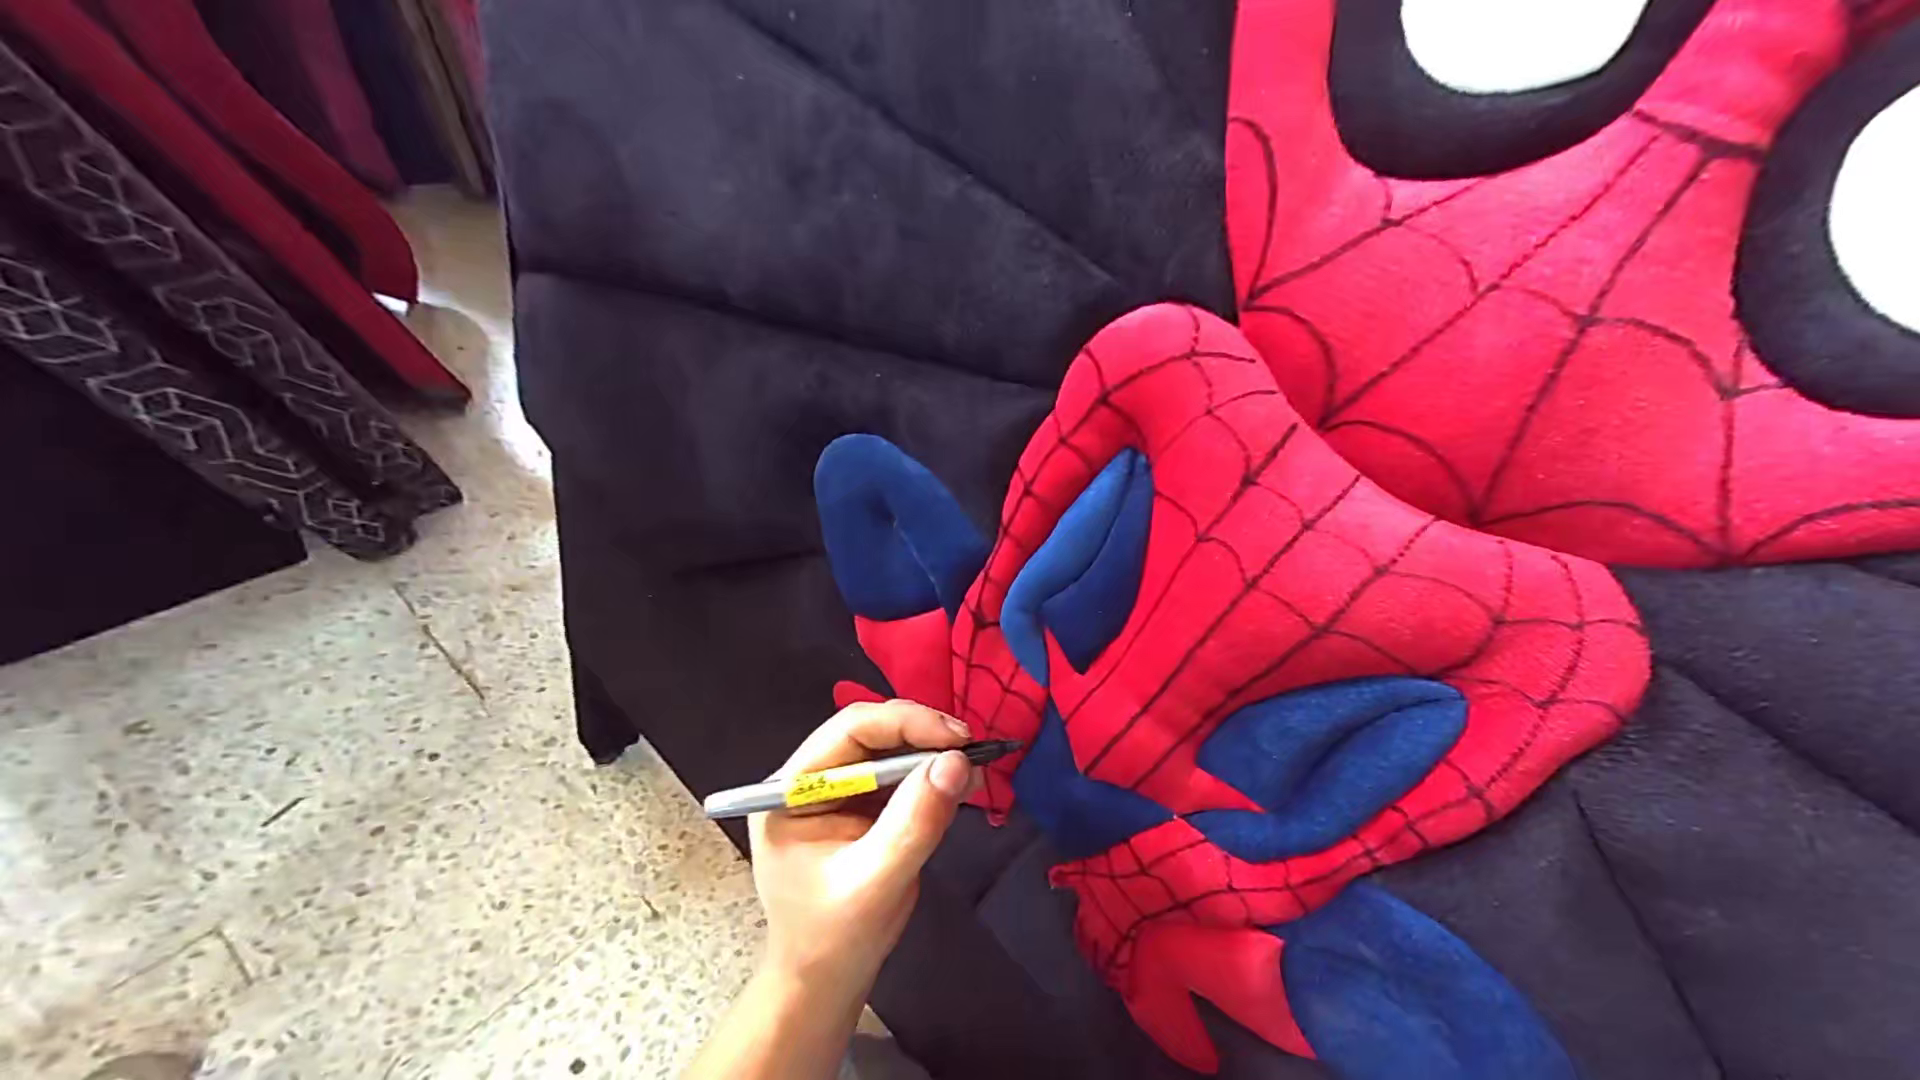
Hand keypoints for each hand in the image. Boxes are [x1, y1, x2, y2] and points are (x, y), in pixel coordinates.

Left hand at [748, 699, 977, 1007]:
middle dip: (923, 735)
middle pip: (871, 731)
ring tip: (971, 770)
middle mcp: (812, 778)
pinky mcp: (863, 803)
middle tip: (971, 751)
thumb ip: (914, 823)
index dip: (905, 723)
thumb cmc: (835, 940)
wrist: (825, 982)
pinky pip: (901, 773)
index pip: (850, 731)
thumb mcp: (876, 884)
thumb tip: (956, 762)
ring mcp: (838, 789)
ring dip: (932, 753)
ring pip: (890, 747)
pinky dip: (932, 775)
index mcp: (792, 790)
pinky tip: (958, 784)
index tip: (957, 739)